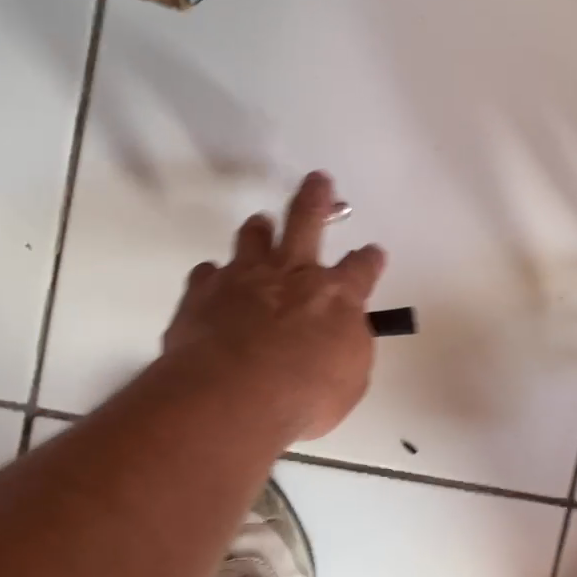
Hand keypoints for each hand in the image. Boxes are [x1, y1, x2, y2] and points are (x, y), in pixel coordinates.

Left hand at [162, 171, 384, 441]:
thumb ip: (346, 349)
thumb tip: (340, 336)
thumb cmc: (306, 395)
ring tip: (261, 223)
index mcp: (337, 297)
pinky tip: (214, 281)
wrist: (235, 396)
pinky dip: (214, 277)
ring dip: (260, 230)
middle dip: (315, 200)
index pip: (361, 270)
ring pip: (253, 239)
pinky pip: (207, 275)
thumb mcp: (349, 380)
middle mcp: (292, 276)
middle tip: (318, 180)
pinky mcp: (203, 295)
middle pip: (306, 223)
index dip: (369, 260)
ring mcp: (244, 279)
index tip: (373, 252)